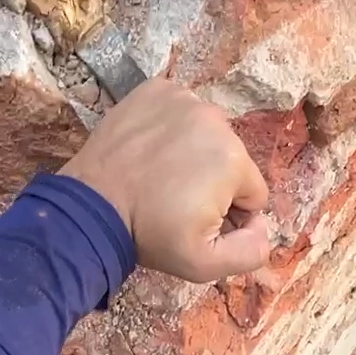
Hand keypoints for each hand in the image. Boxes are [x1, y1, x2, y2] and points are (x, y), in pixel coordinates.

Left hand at [59, 79, 273, 282]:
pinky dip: (171, 131)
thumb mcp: (205, 265)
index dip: (231, 215)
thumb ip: (250, 252)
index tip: (197, 222)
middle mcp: (216, 119)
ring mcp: (184, 98)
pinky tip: (151, 153)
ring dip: (194, 156)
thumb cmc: (149, 236)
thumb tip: (264, 229)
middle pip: (232, 162)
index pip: (254, 194)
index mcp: (234, 159)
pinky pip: (180, 113)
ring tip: (161, 178)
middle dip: (213, 183)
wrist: (91, 206)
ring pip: (208, 136)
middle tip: (175, 202)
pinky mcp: (157, 89)